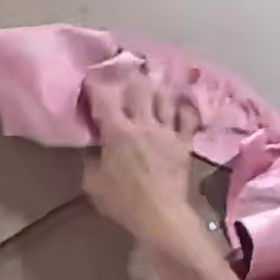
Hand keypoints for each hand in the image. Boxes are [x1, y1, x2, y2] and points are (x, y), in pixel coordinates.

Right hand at [83, 65, 203, 258]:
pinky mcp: (184, 142)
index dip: (96, 84)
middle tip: (129, 65)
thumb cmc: (123, 201)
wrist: (161, 215)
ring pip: (165, 98)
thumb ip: (91, 161)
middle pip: (139, 89)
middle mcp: (143, 123)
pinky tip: (184, 101)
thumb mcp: (94, 183)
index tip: (92, 75)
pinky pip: (188, 118)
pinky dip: (186, 107)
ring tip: (157, 73)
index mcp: (117, 131)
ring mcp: (167, 131)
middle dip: (132, 74)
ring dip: (159, 84)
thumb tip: (93, 149)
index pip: (103, 99)